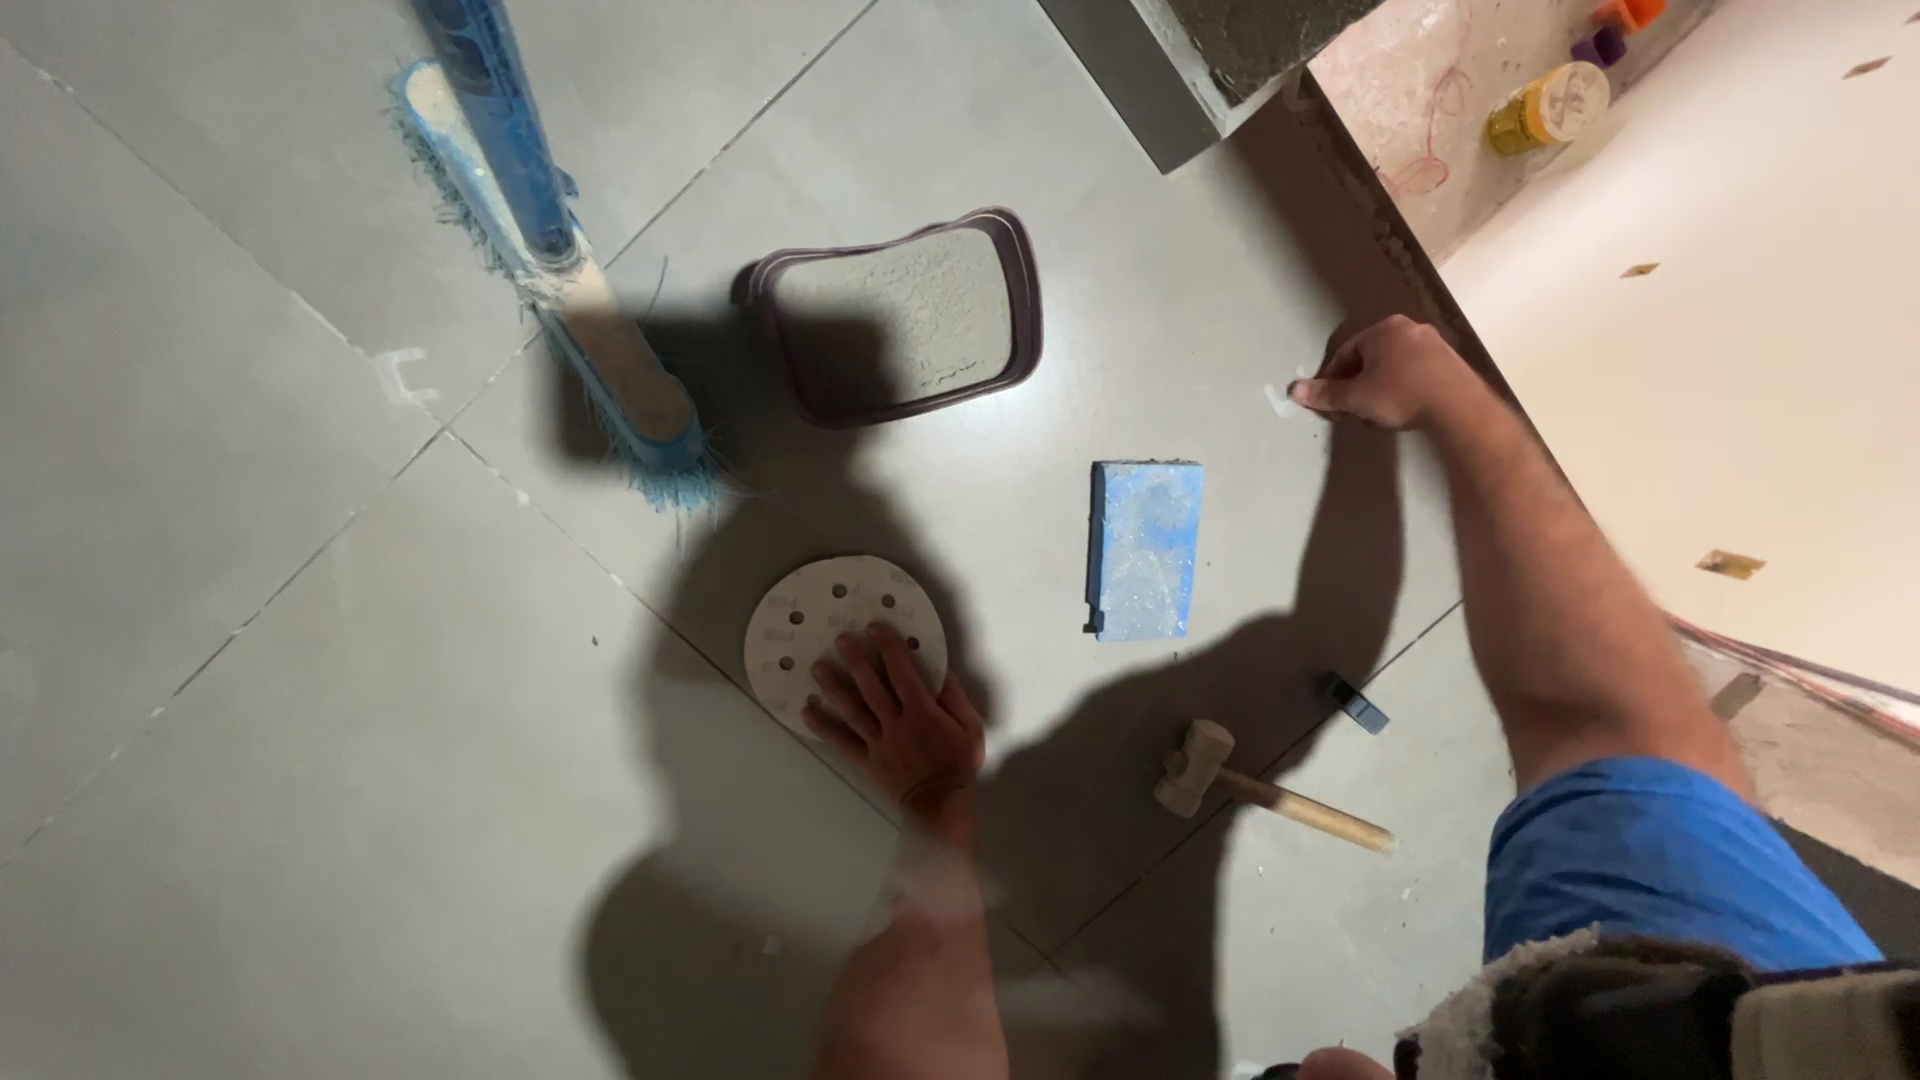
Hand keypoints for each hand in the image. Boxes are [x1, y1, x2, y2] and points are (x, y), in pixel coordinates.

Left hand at [805, 623, 985, 824]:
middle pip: (871, 686)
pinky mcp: (867, 760)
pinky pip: (842, 741)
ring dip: (834, 687)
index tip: (876, 627)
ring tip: (817, 667)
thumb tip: (941, 669)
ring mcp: (878, 741)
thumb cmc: (959, 762)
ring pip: (852, 710)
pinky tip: (807, 712)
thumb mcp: (970, 726)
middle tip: (841, 638)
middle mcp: (895, 722)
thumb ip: (954, 697)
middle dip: (856, 660)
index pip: (902, 672)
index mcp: (921, 711)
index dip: (888, 647)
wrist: (942, 804)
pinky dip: (823, 727)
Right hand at [1289, 314, 1478, 429]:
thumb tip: (1294, 390)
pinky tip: (1398, 411)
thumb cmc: (1400, 396)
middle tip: (1349, 412)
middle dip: (1354, 387)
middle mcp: (1409, 328)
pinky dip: (1398, 390)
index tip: (1328, 403)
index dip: (1330, 381)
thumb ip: (1325, 394)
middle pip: (1368, 360)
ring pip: (1390, 368)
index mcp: (1383, 330)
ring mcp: (1433, 343)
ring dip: (1375, 391)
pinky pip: (1412, 373)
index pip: (1344, 354)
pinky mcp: (1449, 362)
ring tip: (1372, 415)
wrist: (1458, 409)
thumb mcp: (1356, 398)